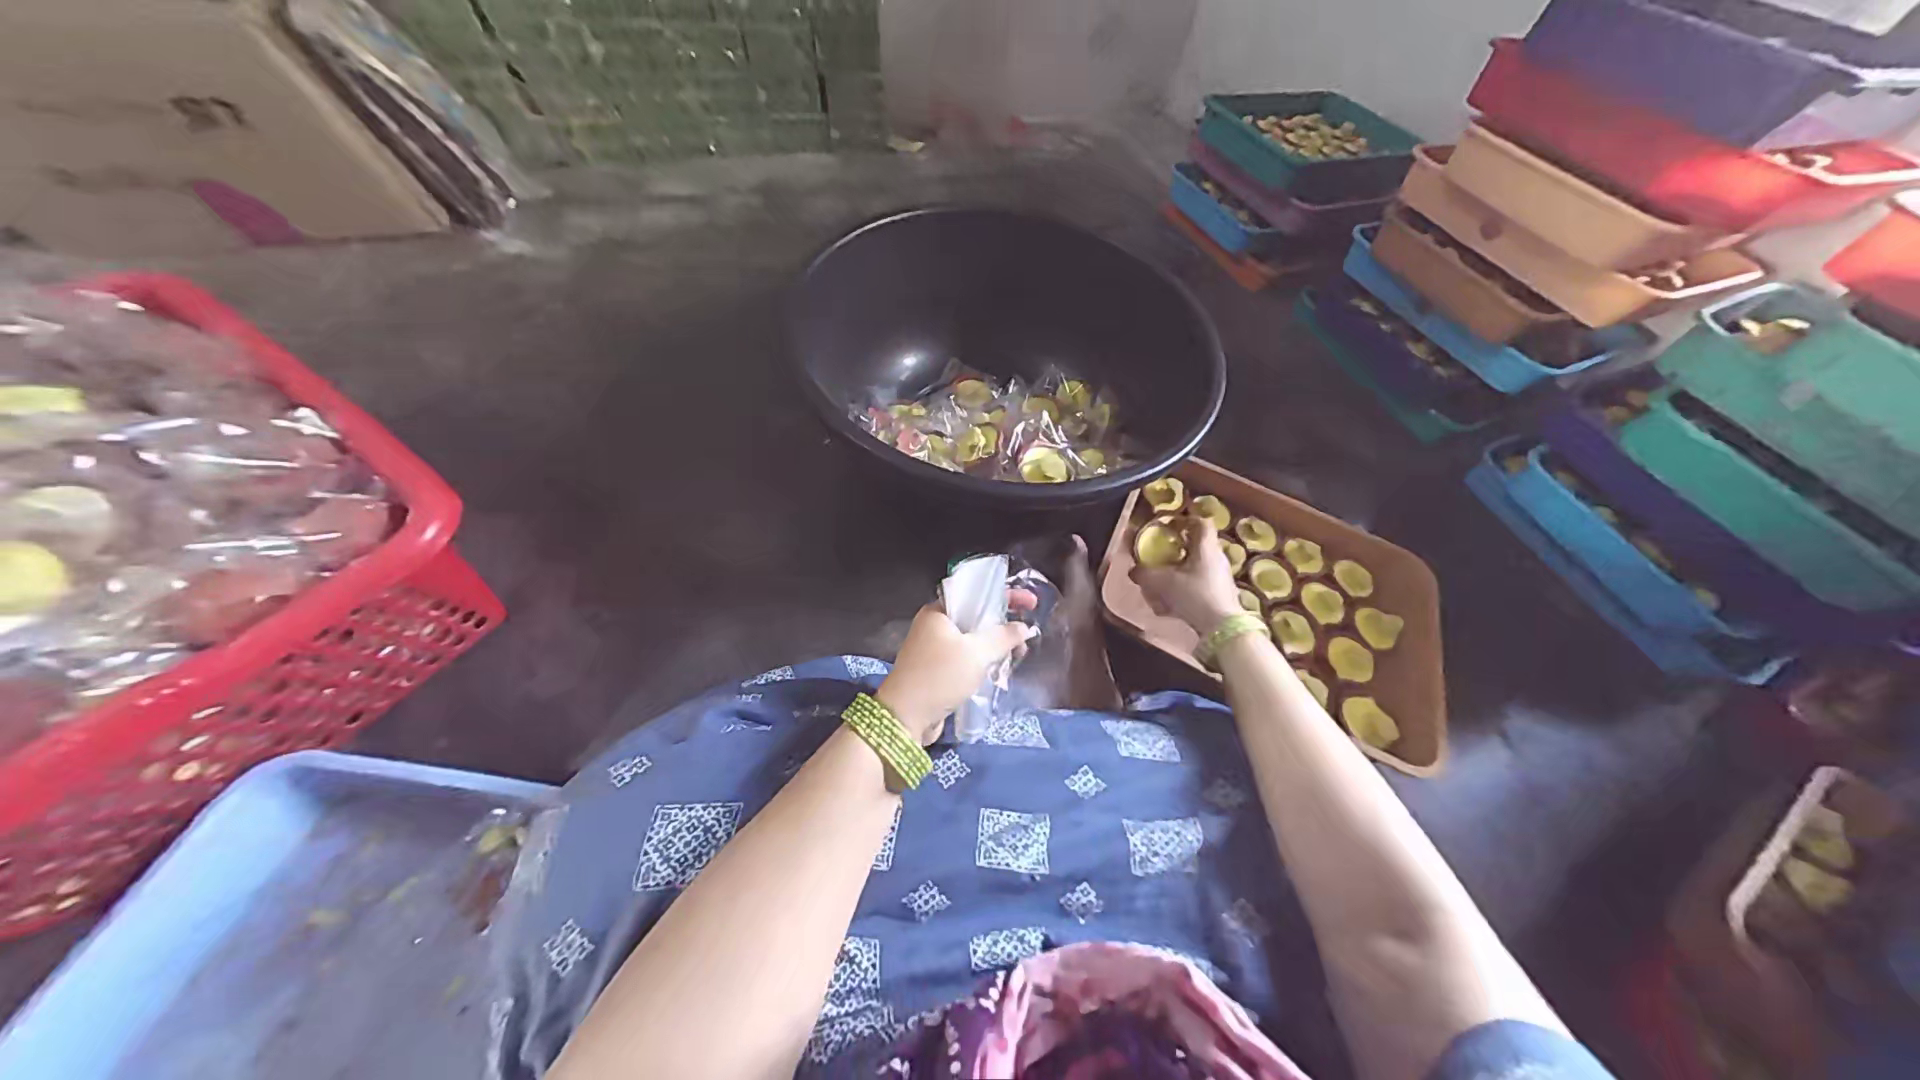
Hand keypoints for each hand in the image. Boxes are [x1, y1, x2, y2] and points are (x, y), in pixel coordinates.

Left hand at [878, 590, 1037, 743]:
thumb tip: (1024, 627)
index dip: (1006, 595)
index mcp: (938, 612)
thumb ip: (1003, 636)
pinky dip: (983, 661)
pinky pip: (966, 659)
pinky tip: (1000, 669)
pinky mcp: (936, 671)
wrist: (905, 717)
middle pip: (975, 617)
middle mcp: (934, 626)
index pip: (976, 594)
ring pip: (972, 640)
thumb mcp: (976, 653)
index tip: (1031, 602)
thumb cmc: (940, 676)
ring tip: (1018, 654)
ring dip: (995, 645)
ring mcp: (934, 650)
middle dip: (1003, 624)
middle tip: (1026, 633)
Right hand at [1130, 516, 1242, 635]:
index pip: (1201, 523)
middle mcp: (1217, 559)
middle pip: (1197, 547)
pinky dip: (1184, 591)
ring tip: (1161, 587)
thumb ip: (1145, 574)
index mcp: (1206, 548)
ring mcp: (1222, 578)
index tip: (1170, 525)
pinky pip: (1200, 587)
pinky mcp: (1222, 596)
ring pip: (1197, 568)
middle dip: (1177, 551)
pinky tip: (1170, 608)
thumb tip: (1134, 570)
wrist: (1222, 628)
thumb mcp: (1163, 583)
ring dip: (1179, 574)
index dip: (1186, 520)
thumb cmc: (1194, 596)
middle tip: (1160, 556)